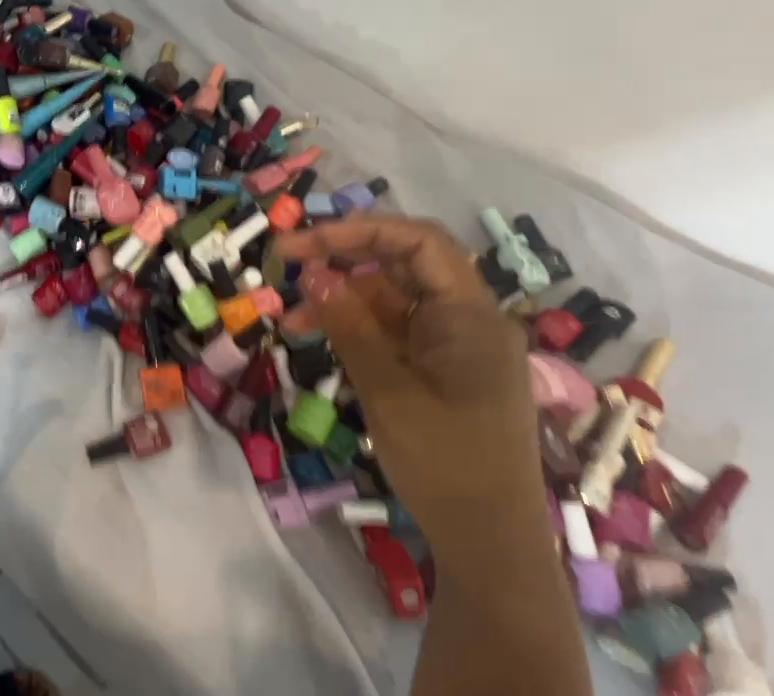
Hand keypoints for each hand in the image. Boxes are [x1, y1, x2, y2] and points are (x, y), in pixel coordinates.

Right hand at [275, 216, 545, 565]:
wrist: (488, 542)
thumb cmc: (444, 462)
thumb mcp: (387, 389)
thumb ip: (349, 325)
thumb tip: (310, 272)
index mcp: (471, 315)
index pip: (419, 242)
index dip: (359, 230)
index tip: (303, 243)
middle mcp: (468, 320)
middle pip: (404, 265)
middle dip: (343, 258)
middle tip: (285, 263)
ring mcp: (456, 347)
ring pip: (393, 300)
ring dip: (341, 298)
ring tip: (289, 316)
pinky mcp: (442, 372)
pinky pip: (395, 332)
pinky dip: (356, 329)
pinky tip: (318, 338)